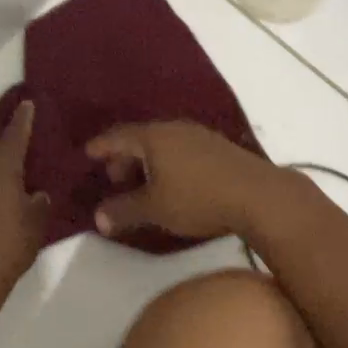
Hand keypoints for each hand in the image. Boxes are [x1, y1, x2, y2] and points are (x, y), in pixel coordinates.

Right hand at [84, 121, 286, 239]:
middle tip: (115, 179)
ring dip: (148, 162)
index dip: (101, 146)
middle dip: (124, 157)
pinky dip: (168, 164)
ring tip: (143, 185)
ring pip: (164, 145)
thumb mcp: (154, 209)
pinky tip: (172, 183)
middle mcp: (176, 129)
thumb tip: (98, 217)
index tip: (88, 153)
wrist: (259, 196)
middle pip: (141, 139)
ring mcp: (201, 137)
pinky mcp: (220, 149)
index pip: (118, 136)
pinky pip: (182, 151)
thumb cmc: (197, 198)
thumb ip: (124, 211)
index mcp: (154, 137)